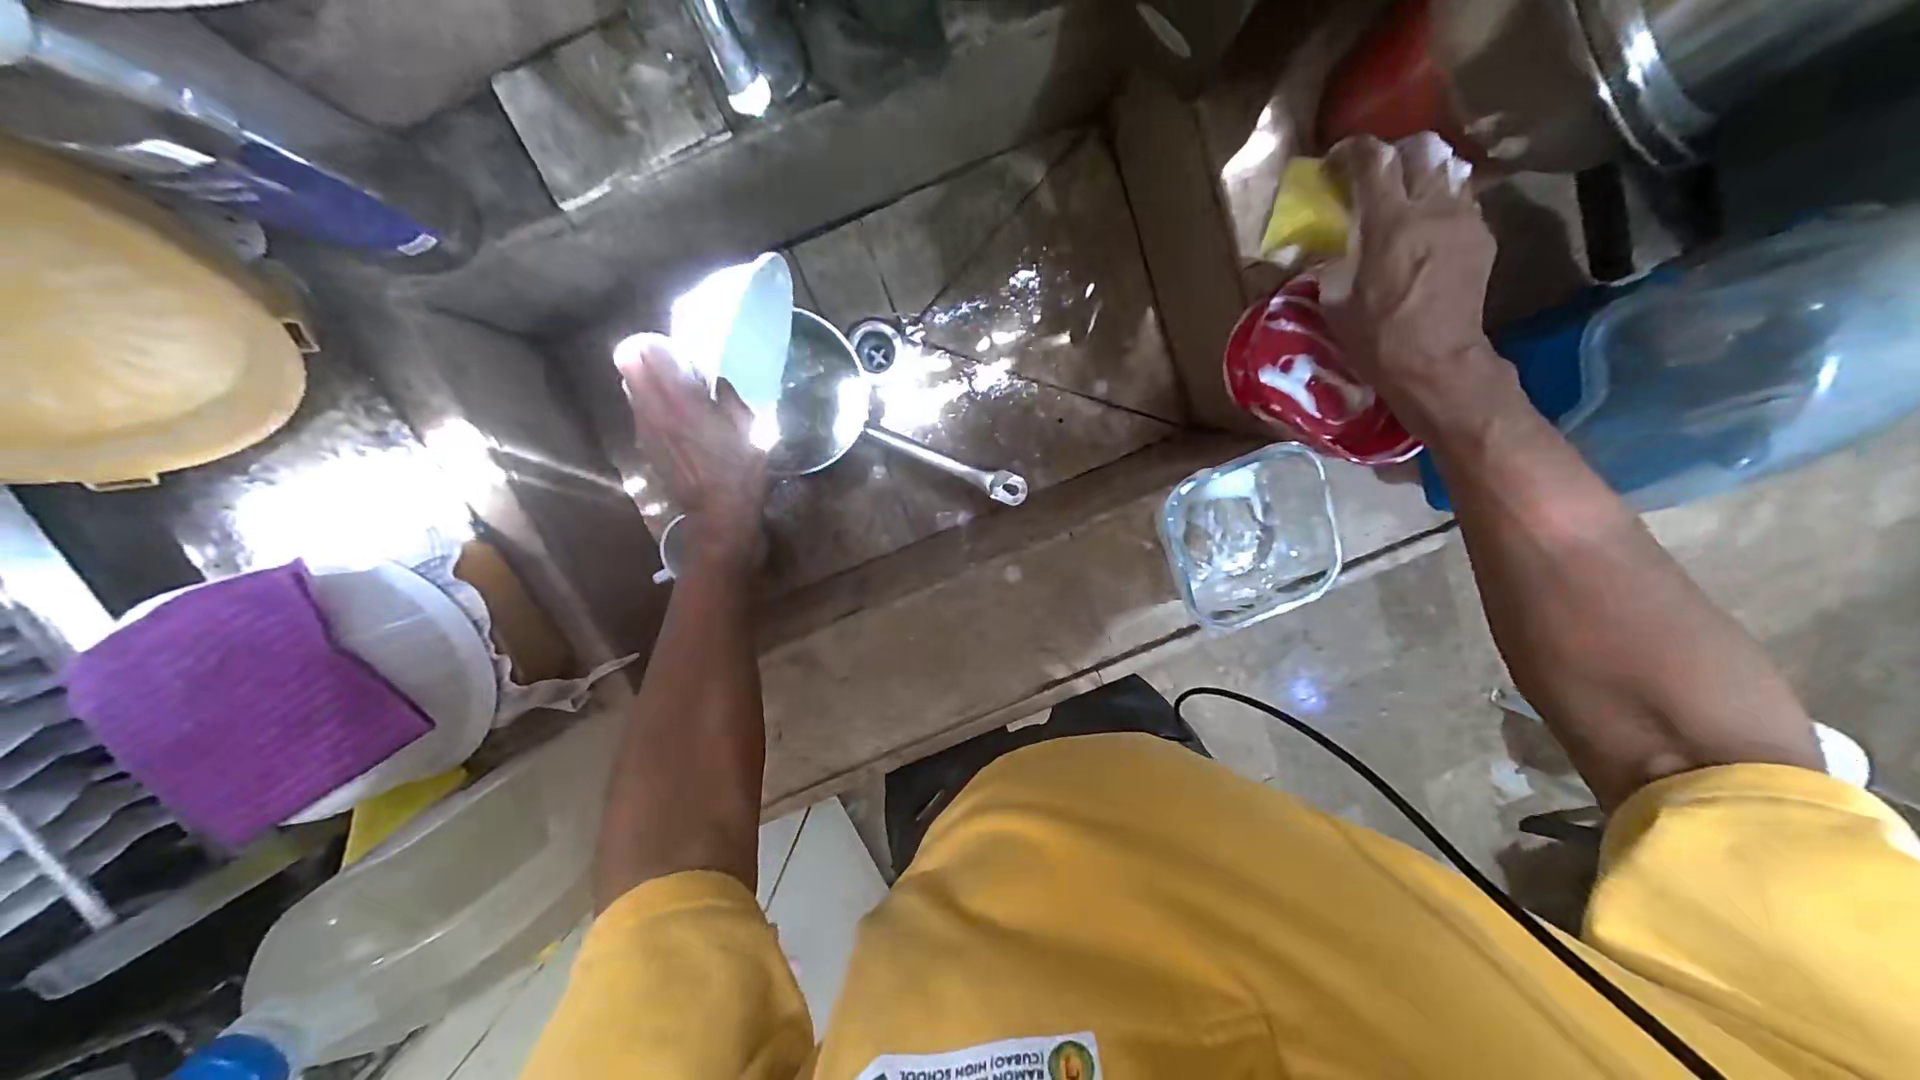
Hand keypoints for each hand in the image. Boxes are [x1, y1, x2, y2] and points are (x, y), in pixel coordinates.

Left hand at [614, 334, 767, 571]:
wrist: (719, 516)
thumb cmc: (740, 472)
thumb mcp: (750, 428)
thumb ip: (730, 397)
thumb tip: (717, 379)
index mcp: (681, 400)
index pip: (645, 353)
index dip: (656, 343)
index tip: (676, 347)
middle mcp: (654, 410)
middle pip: (628, 364)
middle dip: (646, 356)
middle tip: (671, 362)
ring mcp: (645, 429)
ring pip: (632, 388)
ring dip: (648, 381)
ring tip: (675, 390)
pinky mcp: (646, 446)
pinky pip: (641, 412)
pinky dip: (652, 405)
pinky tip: (676, 419)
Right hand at [1323, 134, 1512, 439]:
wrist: (1435, 362)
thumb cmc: (1375, 338)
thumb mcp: (1336, 300)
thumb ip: (1337, 260)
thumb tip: (1336, 244)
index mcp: (1389, 224)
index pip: (1374, 162)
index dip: (1354, 151)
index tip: (1338, 158)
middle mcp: (1432, 209)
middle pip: (1421, 149)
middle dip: (1394, 153)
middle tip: (1375, 173)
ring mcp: (1464, 219)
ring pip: (1447, 169)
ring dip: (1423, 174)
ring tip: (1405, 195)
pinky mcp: (1482, 236)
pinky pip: (1461, 200)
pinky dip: (1441, 201)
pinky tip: (1427, 225)